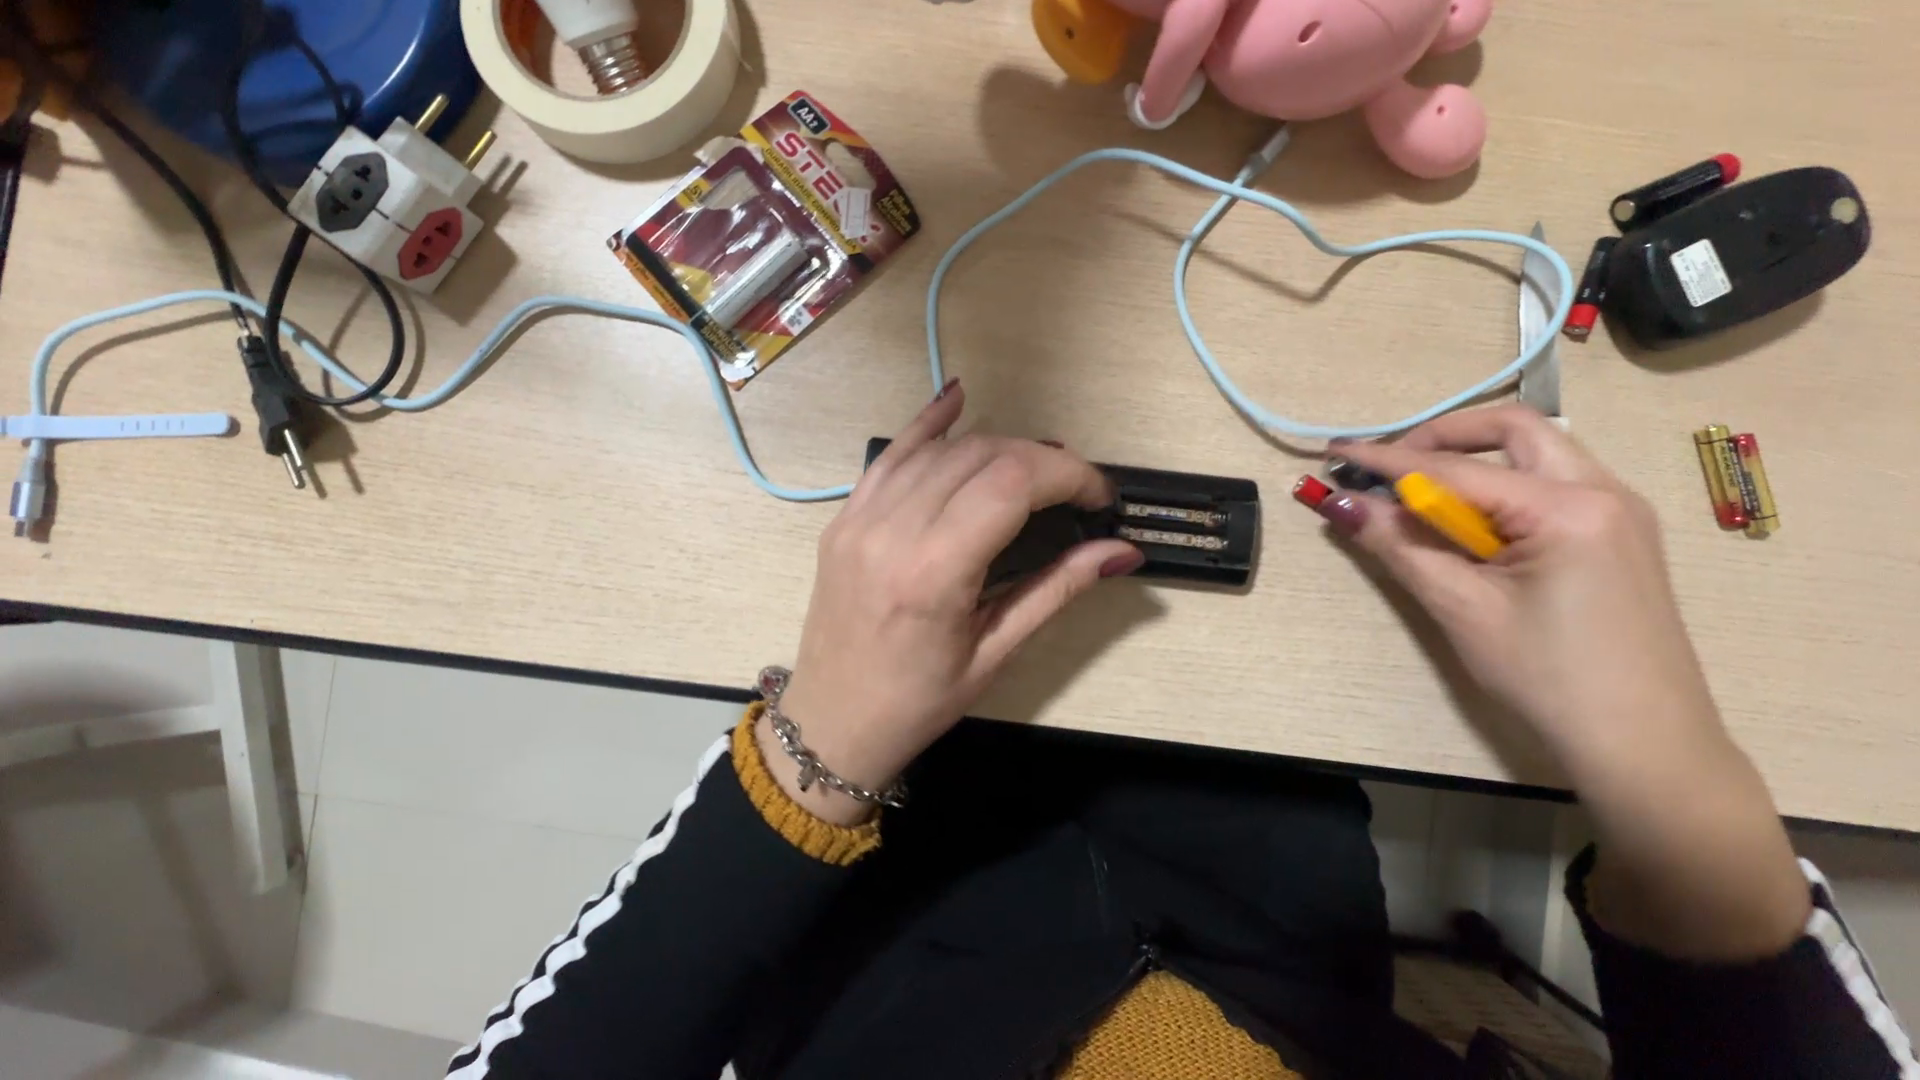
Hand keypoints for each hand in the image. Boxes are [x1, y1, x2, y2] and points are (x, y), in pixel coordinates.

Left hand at [768, 380, 1141, 823]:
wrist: (832, 722)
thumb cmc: (918, 702)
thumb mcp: (994, 653)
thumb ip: (1056, 590)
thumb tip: (1121, 550)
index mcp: (933, 573)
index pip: (1012, 484)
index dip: (1068, 474)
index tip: (1100, 496)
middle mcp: (892, 531)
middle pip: (980, 456)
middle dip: (1040, 459)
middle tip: (1074, 488)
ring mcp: (860, 518)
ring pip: (940, 449)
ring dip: (997, 447)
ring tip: (1036, 466)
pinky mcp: (845, 516)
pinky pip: (890, 454)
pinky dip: (927, 425)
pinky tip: (957, 397)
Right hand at [1315, 405, 1715, 762]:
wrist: (1644, 743)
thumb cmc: (1548, 677)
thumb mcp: (1462, 609)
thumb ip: (1400, 546)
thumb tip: (1339, 503)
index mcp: (1568, 508)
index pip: (1454, 469)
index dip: (1387, 460)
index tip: (1336, 452)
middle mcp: (1604, 491)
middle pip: (1515, 430)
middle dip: (1443, 437)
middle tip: (1390, 467)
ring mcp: (1620, 512)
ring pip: (1538, 454)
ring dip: (1474, 462)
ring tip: (1422, 499)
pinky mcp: (1619, 536)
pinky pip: (1553, 486)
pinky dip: (1502, 489)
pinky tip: (1474, 528)